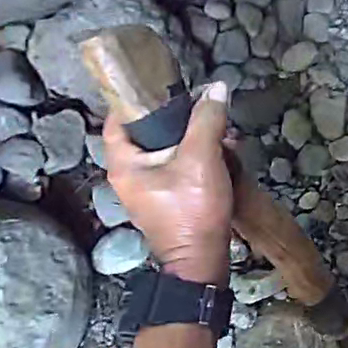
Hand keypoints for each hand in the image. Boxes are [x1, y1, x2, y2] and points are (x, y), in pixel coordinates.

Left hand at [101, 81, 233, 284]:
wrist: (203, 261)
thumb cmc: (193, 211)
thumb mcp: (202, 158)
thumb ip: (207, 120)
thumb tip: (217, 88)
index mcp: (124, 163)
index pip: (120, 117)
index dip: (141, 98)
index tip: (168, 86)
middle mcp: (131, 175)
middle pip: (153, 132)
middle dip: (186, 121)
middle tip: (211, 115)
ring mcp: (151, 189)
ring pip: (173, 150)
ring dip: (201, 141)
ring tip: (228, 140)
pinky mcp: (170, 200)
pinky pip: (183, 168)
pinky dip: (203, 160)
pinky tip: (227, 159)